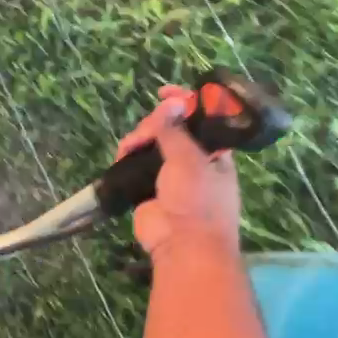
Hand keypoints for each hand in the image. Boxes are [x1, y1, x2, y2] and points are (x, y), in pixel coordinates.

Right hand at [114, 84, 240, 259]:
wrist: (182, 245)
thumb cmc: (197, 201)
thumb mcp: (189, 160)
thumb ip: (175, 130)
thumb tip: (172, 101)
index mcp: (215, 155)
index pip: (202, 120)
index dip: (186, 102)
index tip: (165, 92)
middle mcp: (194, 162)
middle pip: (170, 129)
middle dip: (154, 124)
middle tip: (146, 132)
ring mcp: (170, 176)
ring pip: (151, 144)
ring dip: (138, 140)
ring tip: (129, 148)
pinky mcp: (148, 187)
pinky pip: (136, 162)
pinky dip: (128, 156)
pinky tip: (123, 157)